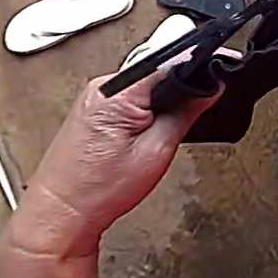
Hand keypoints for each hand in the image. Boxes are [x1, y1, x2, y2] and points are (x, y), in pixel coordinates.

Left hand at [5, 68, 218, 261]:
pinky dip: (147, 103)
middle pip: (159, 66)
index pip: (171, 60)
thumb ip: (187, 112)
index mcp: (119, 90)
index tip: (220, 69)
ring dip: (164, 95)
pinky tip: (149, 125)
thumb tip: (210, 87)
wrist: (57, 217)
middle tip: (197, 106)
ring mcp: (95, 95)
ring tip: (167, 124)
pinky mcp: (93, 107)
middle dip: (182, 83)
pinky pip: (131, 92)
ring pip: (146, 80)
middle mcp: (103, 86)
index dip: (200, 64)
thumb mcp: (157, 151)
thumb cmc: (97, 191)